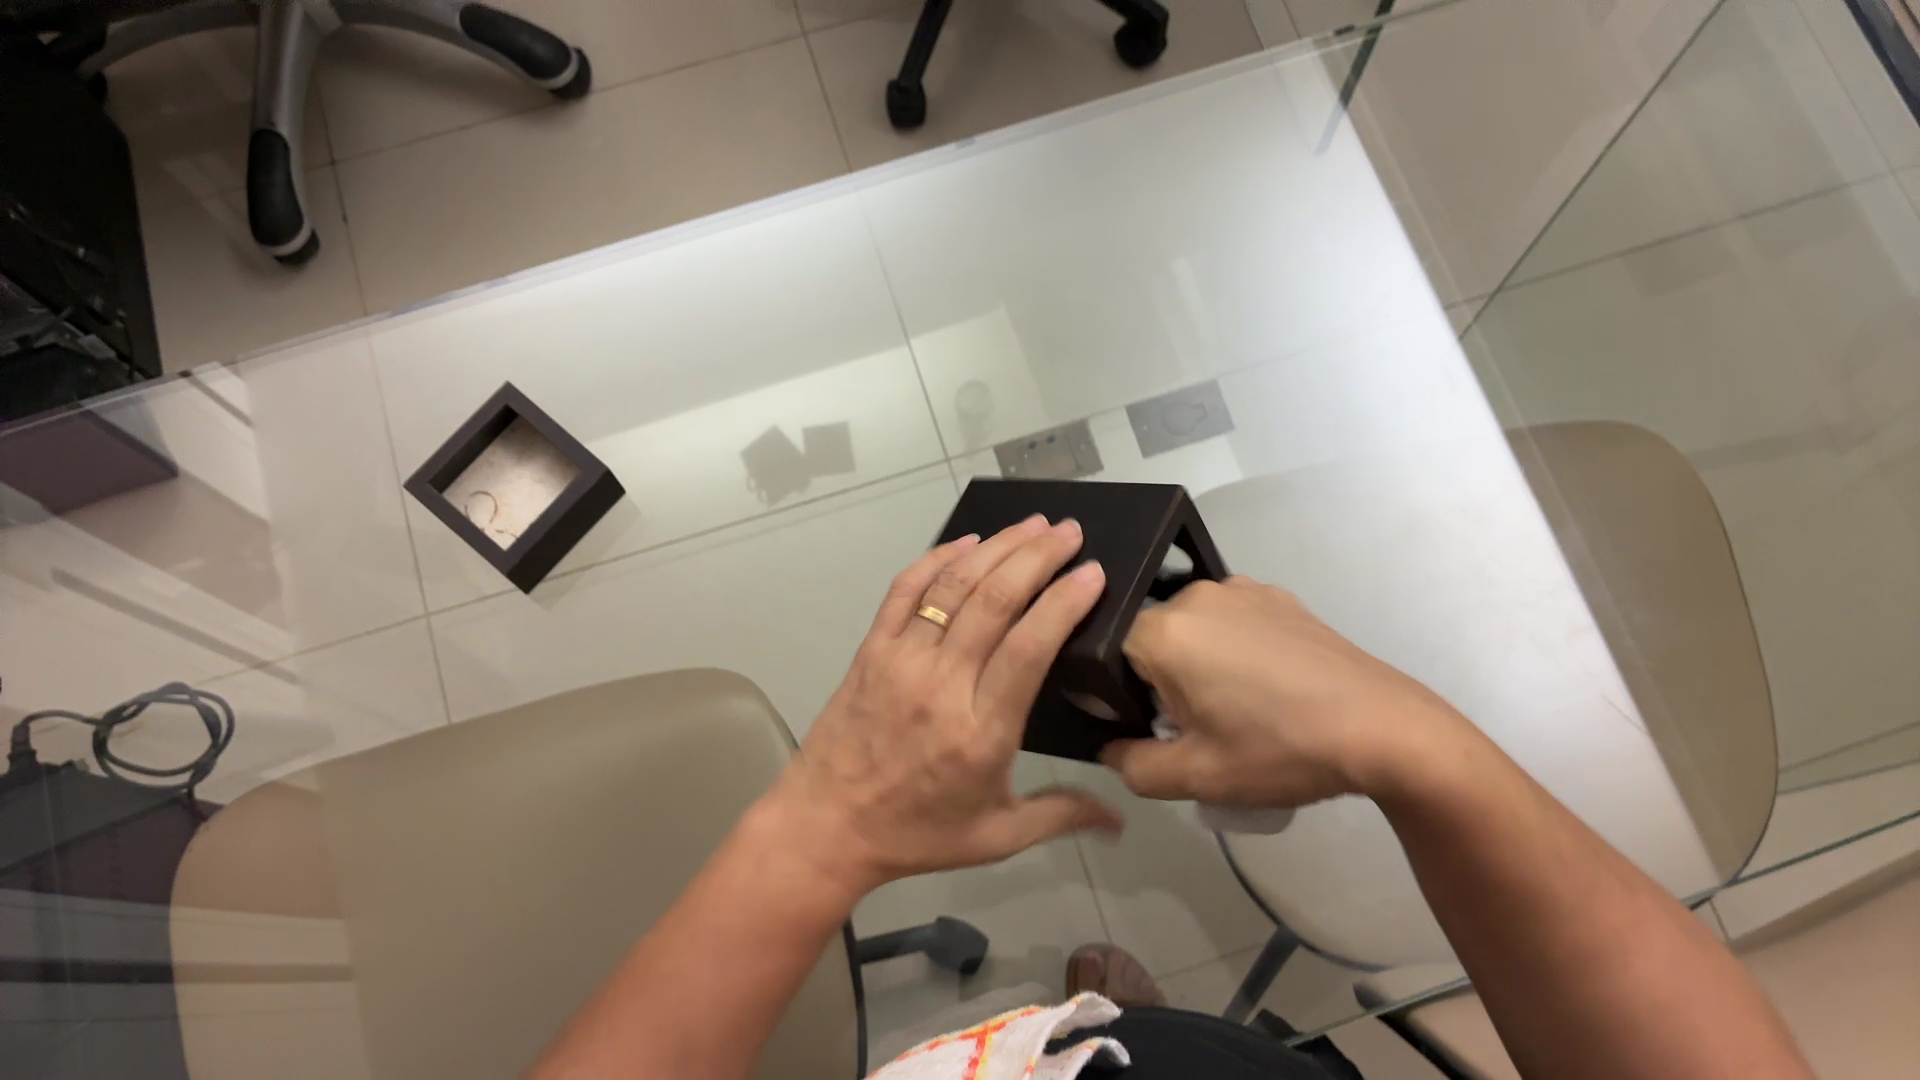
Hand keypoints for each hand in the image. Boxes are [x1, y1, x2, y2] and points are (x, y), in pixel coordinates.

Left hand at [767, 516, 1122, 894]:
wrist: (825, 825)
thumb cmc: (917, 832)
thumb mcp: (996, 836)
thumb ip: (1061, 816)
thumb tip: (1122, 820)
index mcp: (981, 731)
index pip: (1028, 647)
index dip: (1063, 602)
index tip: (1092, 572)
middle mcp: (942, 684)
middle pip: (994, 601)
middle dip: (1037, 557)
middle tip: (1070, 532)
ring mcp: (901, 660)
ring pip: (952, 586)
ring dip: (996, 547)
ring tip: (1032, 524)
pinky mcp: (871, 649)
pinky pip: (904, 591)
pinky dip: (936, 559)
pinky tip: (968, 541)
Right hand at [1102, 577, 1467, 808]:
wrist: (1387, 730)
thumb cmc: (1282, 750)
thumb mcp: (1198, 776)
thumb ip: (1133, 765)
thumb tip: (1112, 747)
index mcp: (1165, 631)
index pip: (1107, 654)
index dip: (1118, 695)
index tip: (1149, 727)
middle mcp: (1195, 595)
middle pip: (1149, 638)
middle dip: (1158, 680)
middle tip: (1196, 725)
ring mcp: (1242, 589)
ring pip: (1190, 628)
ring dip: (1195, 663)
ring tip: (1237, 706)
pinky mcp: (1278, 597)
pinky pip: (1230, 620)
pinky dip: (1231, 649)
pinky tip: (1267, 686)